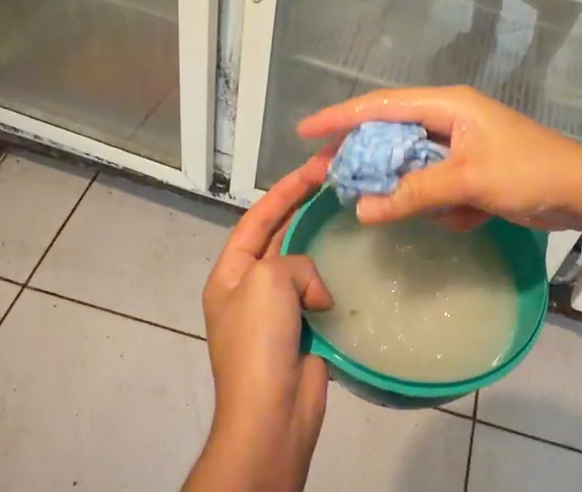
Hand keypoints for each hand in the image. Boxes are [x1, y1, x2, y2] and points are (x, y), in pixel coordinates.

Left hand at [189, 157, 332, 490]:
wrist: (272, 414)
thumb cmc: (259, 341)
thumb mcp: (267, 281)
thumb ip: (293, 261)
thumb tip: (317, 291)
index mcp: (230, 274)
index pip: (257, 218)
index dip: (285, 190)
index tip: (315, 166)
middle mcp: (249, 289)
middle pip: (279, 236)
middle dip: (303, 208)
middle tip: (337, 180)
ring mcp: (276, 313)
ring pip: (301, 264)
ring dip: (321, 244)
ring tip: (349, 217)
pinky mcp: (302, 332)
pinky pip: (318, 294)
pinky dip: (332, 282)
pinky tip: (351, 270)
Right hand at [297, 86, 581, 231]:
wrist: (581, 192)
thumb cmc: (526, 173)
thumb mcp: (467, 181)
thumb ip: (414, 193)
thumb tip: (363, 208)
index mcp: (447, 105)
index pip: (381, 105)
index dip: (341, 117)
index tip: (305, 131)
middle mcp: (449, 119)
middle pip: (392, 135)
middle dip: (367, 159)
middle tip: (328, 178)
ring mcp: (461, 146)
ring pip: (413, 166)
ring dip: (410, 190)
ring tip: (410, 210)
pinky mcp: (471, 172)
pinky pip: (437, 186)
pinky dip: (443, 205)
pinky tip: (468, 218)